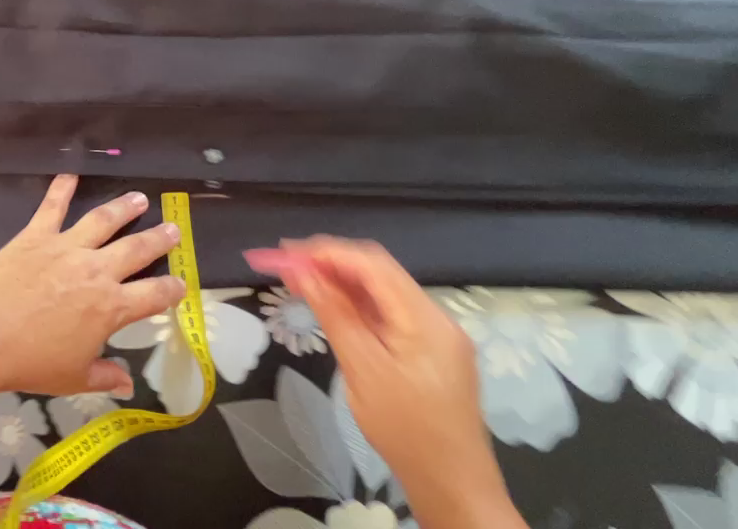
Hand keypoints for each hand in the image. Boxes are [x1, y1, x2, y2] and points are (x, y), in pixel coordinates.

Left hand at [0, 174, 185, 397]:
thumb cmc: (32, 362)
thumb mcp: (75, 378)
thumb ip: (105, 376)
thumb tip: (128, 385)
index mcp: (111, 307)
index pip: (154, 296)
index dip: (172, 289)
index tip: (183, 282)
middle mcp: (96, 271)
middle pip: (136, 250)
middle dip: (158, 239)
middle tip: (173, 228)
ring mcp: (66, 247)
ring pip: (102, 221)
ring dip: (124, 208)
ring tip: (138, 198)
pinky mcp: (36, 235)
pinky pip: (52, 207)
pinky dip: (62, 187)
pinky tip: (69, 173)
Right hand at [248, 238, 526, 528]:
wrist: (454, 486)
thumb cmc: (405, 430)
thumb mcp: (362, 369)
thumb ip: (334, 314)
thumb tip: (303, 271)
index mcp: (425, 319)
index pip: (371, 264)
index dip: (325, 252)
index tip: (283, 254)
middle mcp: (436, 317)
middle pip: (378, 271)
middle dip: (329, 261)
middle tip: (286, 265)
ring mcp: (436, 333)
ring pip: (382, 289)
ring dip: (340, 280)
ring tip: (299, 281)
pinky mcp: (430, 349)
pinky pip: (388, 311)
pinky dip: (356, 302)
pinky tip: (331, 306)